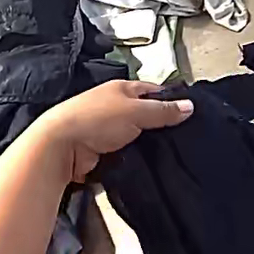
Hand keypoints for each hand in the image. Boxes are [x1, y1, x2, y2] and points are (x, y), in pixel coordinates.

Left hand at [29, 80, 192, 181]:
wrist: (61, 146)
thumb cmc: (97, 119)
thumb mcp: (136, 111)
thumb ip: (164, 111)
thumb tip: (191, 106)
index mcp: (122, 89)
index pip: (154, 91)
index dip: (172, 100)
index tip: (191, 114)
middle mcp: (116, 106)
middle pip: (148, 114)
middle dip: (164, 125)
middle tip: (189, 137)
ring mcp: (110, 129)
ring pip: (140, 135)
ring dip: (152, 144)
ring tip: (178, 153)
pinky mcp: (105, 149)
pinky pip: (130, 151)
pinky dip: (140, 156)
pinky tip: (157, 164)